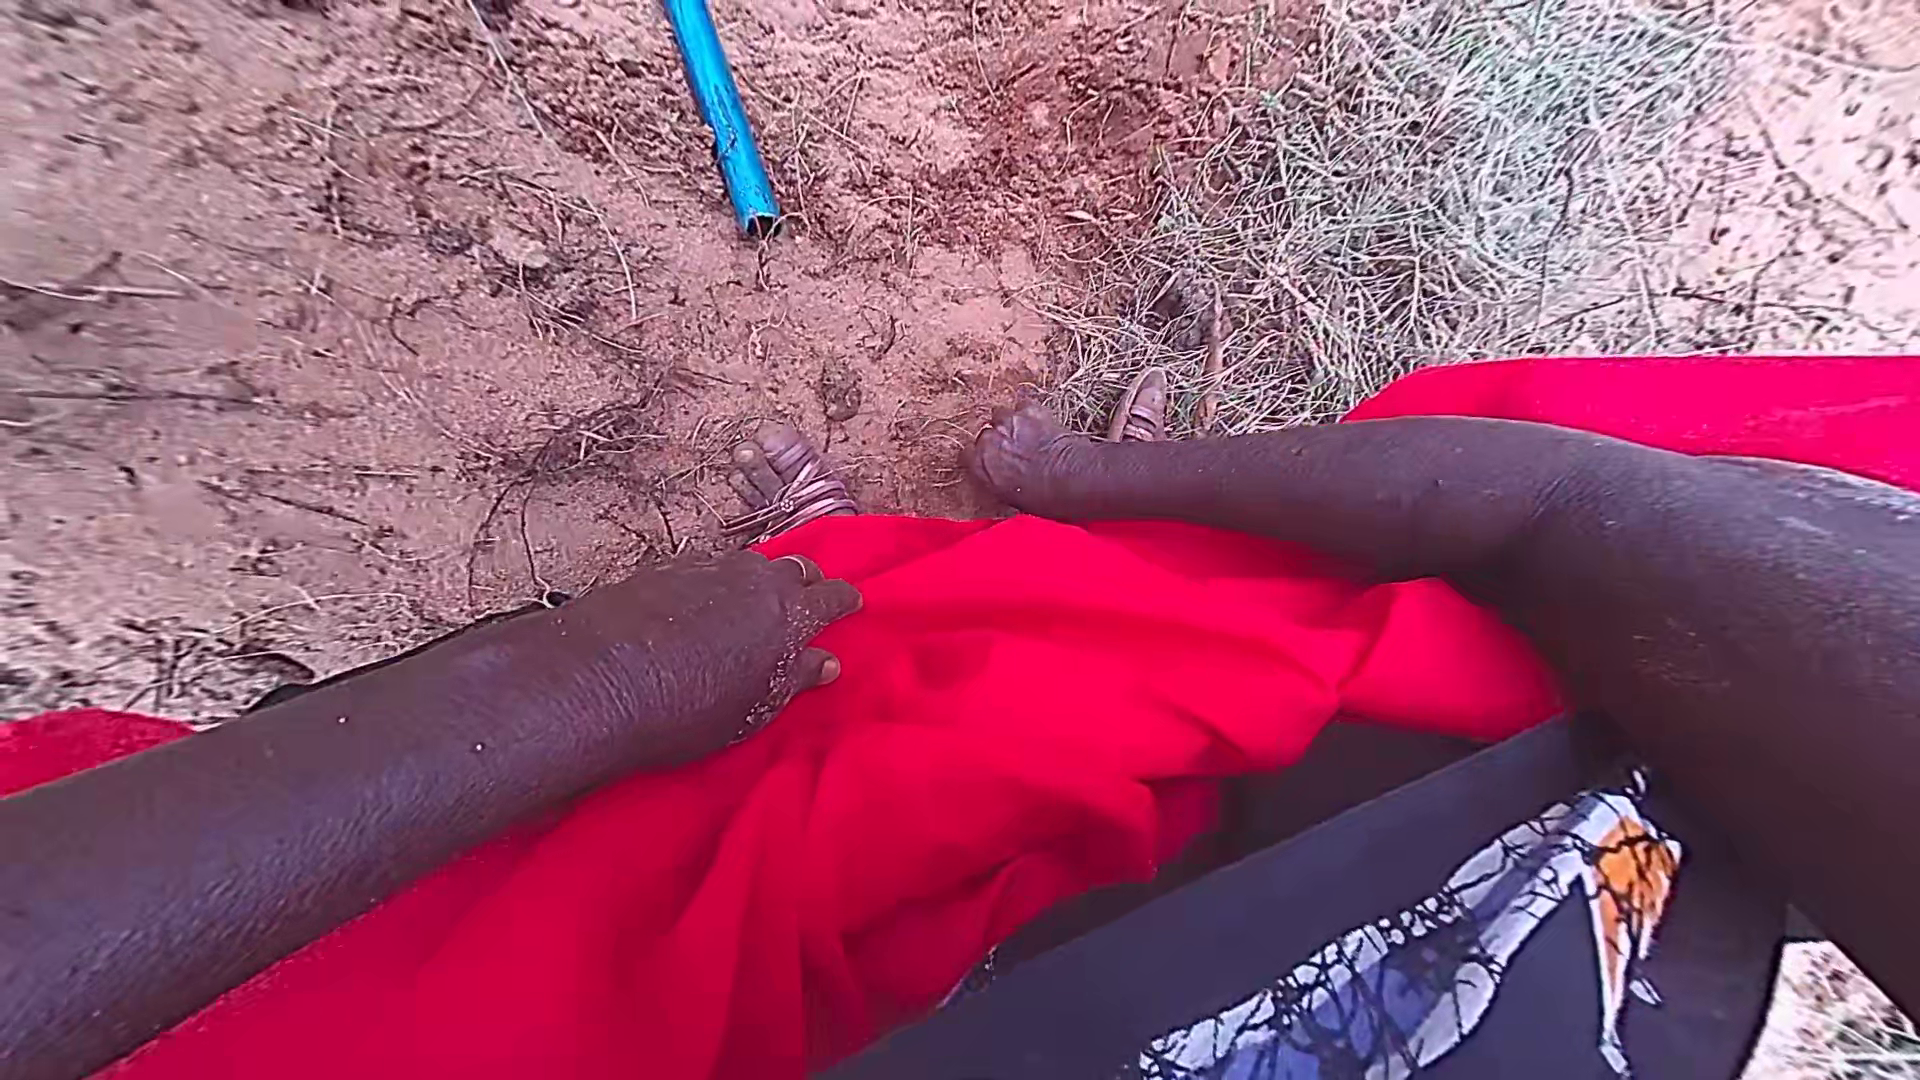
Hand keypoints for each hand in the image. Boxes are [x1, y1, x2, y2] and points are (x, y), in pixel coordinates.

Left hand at [441, 551, 862, 769]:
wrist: (596, 681)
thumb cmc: (690, 708)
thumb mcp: (756, 708)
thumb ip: (798, 678)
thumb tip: (828, 661)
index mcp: (789, 613)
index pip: (833, 596)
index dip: (846, 600)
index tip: (853, 604)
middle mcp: (757, 579)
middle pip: (797, 569)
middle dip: (809, 582)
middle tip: (808, 599)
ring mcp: (711, 568)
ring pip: (752, 564)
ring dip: (762, 580)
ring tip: (753, 602)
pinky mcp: (668, 568)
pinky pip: (709, 569)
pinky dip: (719, 583)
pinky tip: (700, 604)